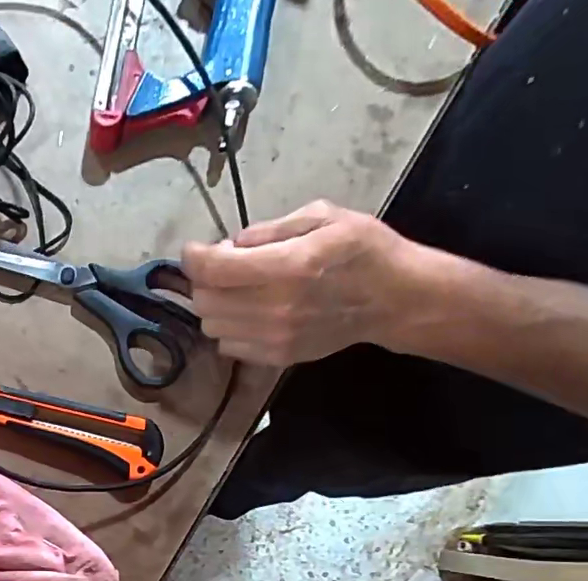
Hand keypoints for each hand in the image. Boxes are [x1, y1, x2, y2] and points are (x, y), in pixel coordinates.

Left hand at [182, 199, 445, 366]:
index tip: (194, 250)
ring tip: (238, 289)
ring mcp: (274, 338)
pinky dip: (229, 327)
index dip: (194, 258)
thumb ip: (270, 229)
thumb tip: (231, 245)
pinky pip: (228, 345)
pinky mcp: (276, 357)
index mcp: (288, 266)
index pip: (214, 270)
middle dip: (205, 280)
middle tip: (223, 266)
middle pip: (205, 300)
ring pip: (211, 325)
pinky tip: (250, 312)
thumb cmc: (363, 250)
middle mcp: (275, 308)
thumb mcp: (323, 217)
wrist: (394, 300)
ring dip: (215, 305)